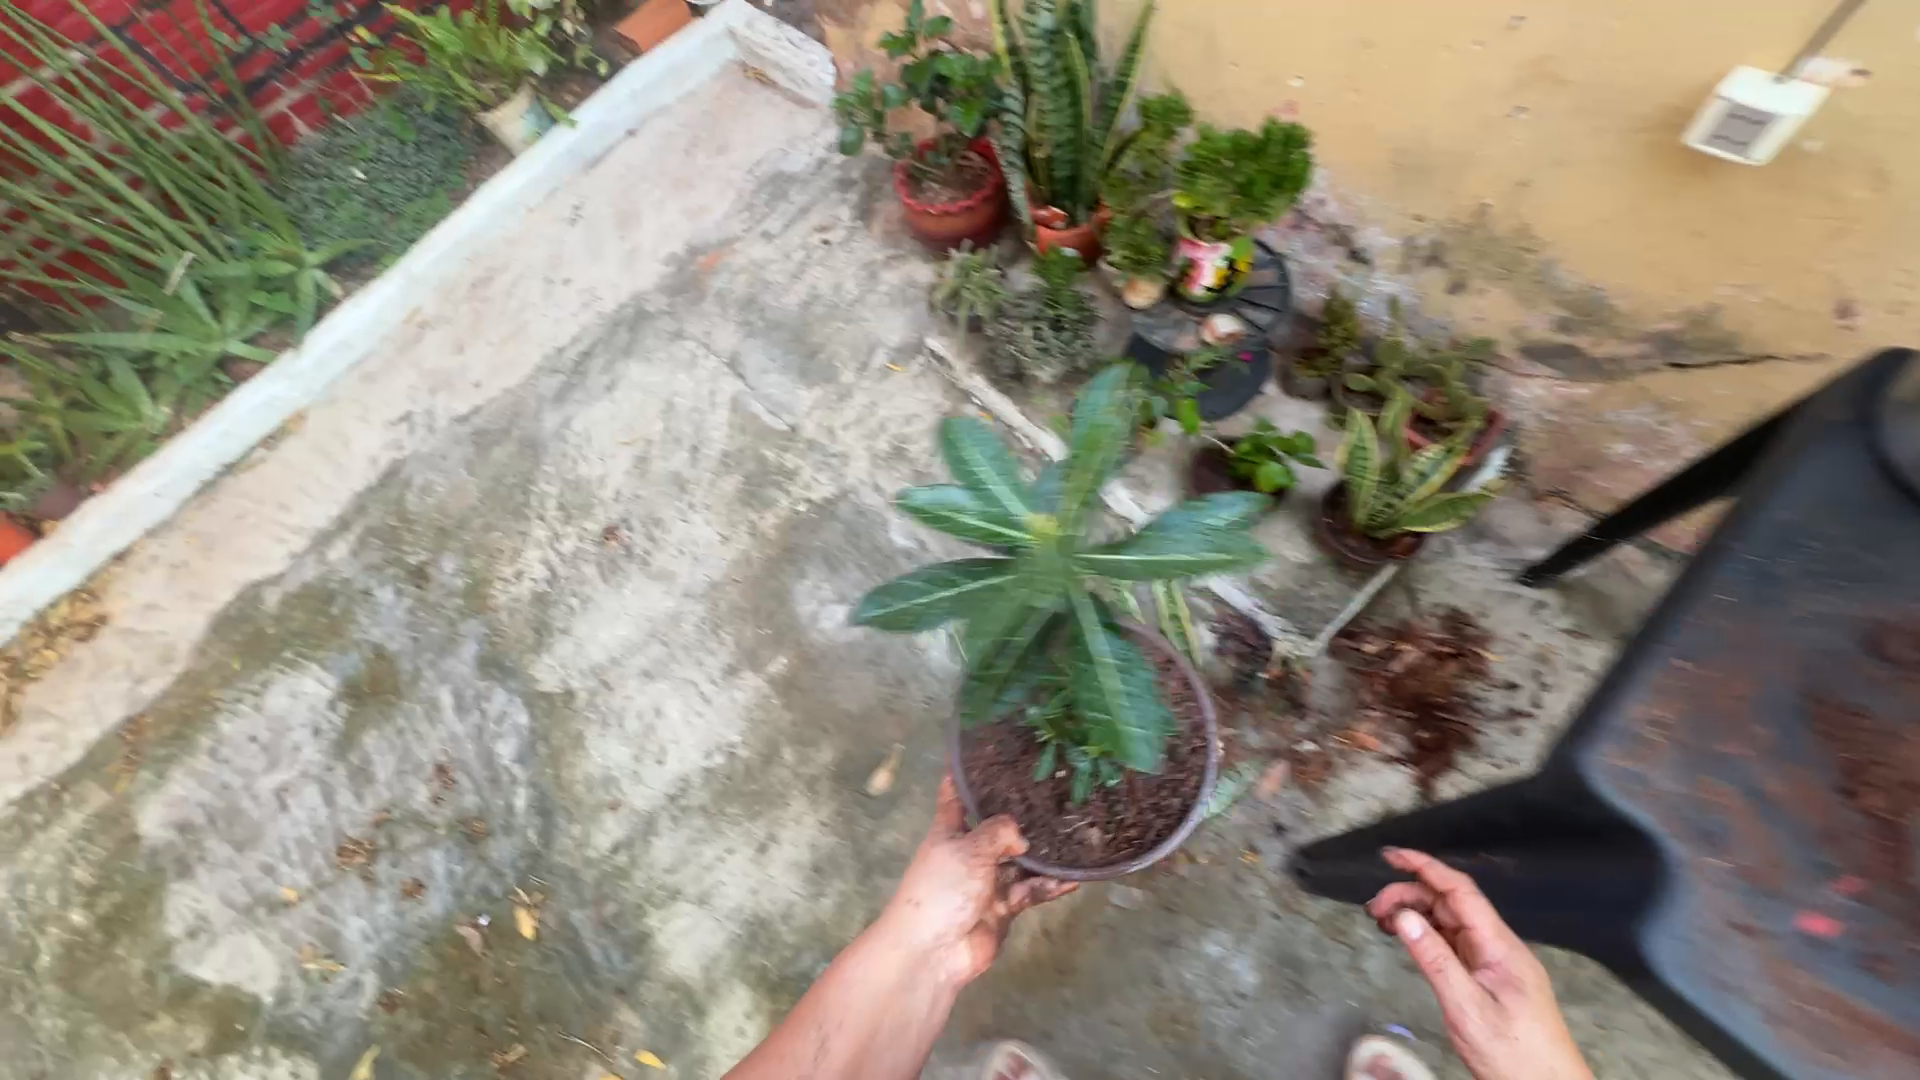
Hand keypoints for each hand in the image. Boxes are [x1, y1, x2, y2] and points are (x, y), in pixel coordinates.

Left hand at [875, 776, 1076, 987]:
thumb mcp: (969, 848)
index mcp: (950, 830)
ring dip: (1042, 854)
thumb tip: (1022, 838)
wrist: (934, 950)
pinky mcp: (1003, 907)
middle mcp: (969, 851)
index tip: (980, 754)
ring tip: (1071, 835)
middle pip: (996, 828)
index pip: (955, 795)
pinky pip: (1031, 891)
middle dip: (1018, 816)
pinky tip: (1074, 878)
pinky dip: (1050, 886)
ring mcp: (987, 880)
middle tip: (1051, 794)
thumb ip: (999, 832)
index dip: (963, 776)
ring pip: (1019, 861)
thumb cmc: (943, 887)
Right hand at [1367, 848, 1594, 1079]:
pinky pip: (1451, 942)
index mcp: (1501, 947)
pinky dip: (1424, 934)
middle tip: (1373, 910)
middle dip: (1408, 895)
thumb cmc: (1515, 1056)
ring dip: (1413, 914)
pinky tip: (1406, 938)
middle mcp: (1498, 947)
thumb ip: (1435, 960)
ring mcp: (1493, 962)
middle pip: (1449, 903)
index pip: (1460, 891)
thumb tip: (1403, 916)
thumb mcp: (1468, 1010)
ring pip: (1448, 921)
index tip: (1391, 856)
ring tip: (1381, 922)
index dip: (1426, 866)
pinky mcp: (1486, 977)